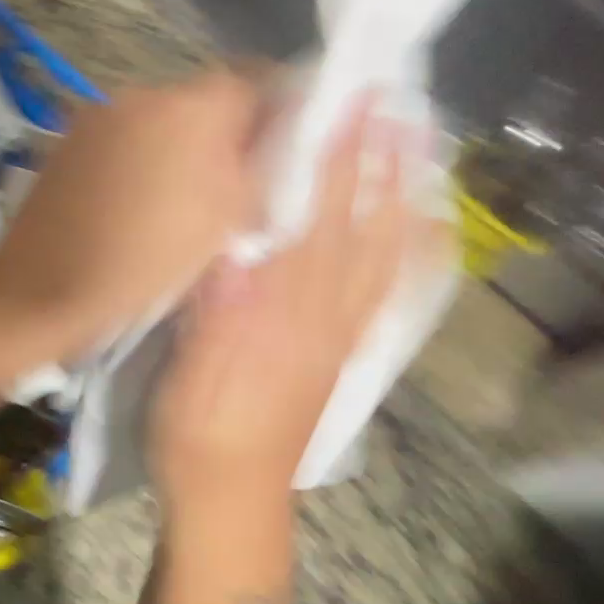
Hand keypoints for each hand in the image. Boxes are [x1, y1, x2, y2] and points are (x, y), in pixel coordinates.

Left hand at [0, 71, 261, 361]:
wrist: (39, 291)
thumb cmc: (143, 262)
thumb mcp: (227, 217)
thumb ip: (261, 161)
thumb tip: (281, 132)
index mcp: (192, 103)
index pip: (259, 82)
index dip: (276, 118)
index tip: (277, 161)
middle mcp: (140, 94)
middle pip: (202, 103)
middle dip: (221, 137)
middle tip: (229, 192)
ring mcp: (93, 118)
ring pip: (157, 124)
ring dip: (175, 151)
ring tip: (175, 207)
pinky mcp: (62, 144)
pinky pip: (117, 142)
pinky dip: (133, 164)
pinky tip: (129, 208)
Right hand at [149, 101, 442, 510]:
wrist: (228, 500)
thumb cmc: (194, 439)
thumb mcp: (189, 382)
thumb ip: (214, 320)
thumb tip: (235, 251)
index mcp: (282, 322)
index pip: (312, 230)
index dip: (327, 167)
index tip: (337, 107)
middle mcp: (324, 322)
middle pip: (358, 233)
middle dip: (372, 166)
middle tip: (386, 102)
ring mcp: (337, 338)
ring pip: (381, 257)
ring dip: (398, 195)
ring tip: (413, 143)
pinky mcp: (337, 353)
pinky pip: (384, 293)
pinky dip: (407, 251)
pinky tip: (414, 228)